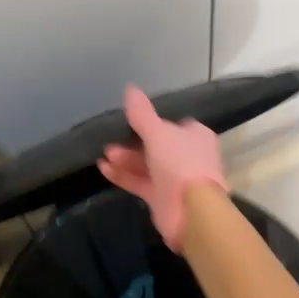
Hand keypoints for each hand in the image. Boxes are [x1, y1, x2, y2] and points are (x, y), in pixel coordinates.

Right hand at [98, 84, 226, 250]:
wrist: (190, 210)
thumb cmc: (180, 163)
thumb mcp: (158, 133)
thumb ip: (142, 114)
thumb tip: (129, 88)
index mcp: (195, 136)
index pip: (172, 124)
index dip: (152, 122)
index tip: (130, 121)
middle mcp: (186, 156)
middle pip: (155, 145)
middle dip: (131, 143)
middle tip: (110, 141)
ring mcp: (174, 179)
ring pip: (145, 165)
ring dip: (125, 159)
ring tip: (104, 154)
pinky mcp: (161, 198)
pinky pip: (139, 182)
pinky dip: (123, 175)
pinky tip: (103, 169)